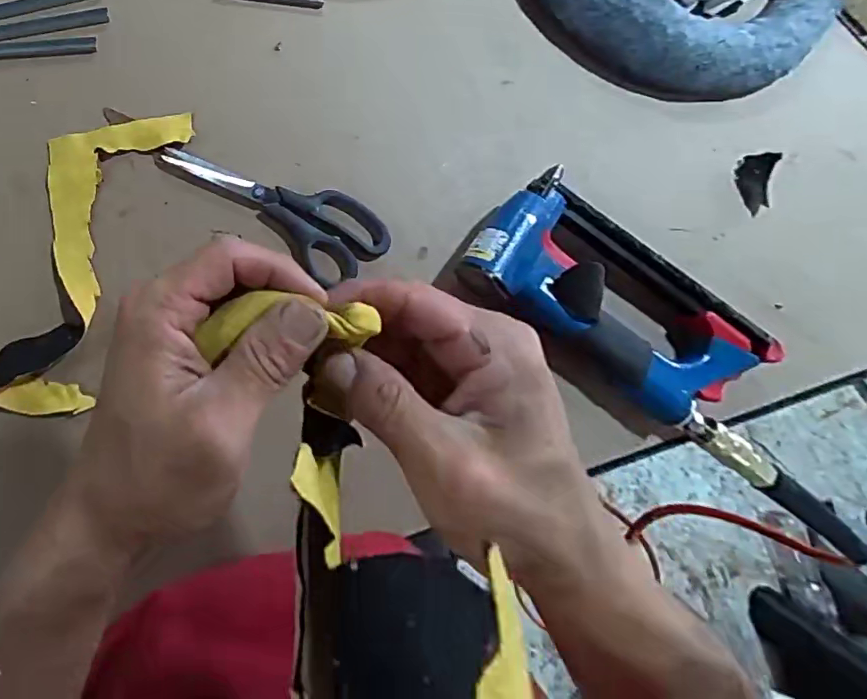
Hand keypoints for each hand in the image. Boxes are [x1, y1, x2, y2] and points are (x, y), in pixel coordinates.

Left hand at [64, 237, 329, 553]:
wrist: (109, 519)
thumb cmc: (159, 478)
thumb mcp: (221, 421)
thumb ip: (265, 359)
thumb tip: (314, 309)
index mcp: (158, 307)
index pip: (227, 256)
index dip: (279, 271)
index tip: (322, 307)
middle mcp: (156, 302)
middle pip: (229, 272)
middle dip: (280, 293)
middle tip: (325, 330)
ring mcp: (160, 324)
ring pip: (228, 296)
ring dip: (270, 315)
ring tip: (311, 345)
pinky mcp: (170, 347)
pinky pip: (219, 322)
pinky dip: (253, 335)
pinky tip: (280, 360)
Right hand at [319, 279, 609, 581]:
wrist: (564, 567)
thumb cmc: (514, 514)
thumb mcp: (443, 459)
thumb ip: (384, 403)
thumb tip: (327, 357)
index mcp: (493, 343)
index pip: (414, 298)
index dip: (359, 299)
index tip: (308, 313)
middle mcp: (482, 340)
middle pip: (403, 316)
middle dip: (354, 329)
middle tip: (302, 349)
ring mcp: (469, 364)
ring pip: (398, 340)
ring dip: (357, 354)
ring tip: (311, 369)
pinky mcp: (455, 388)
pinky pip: (403, 368)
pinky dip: (370, 377)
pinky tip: (336, 389)